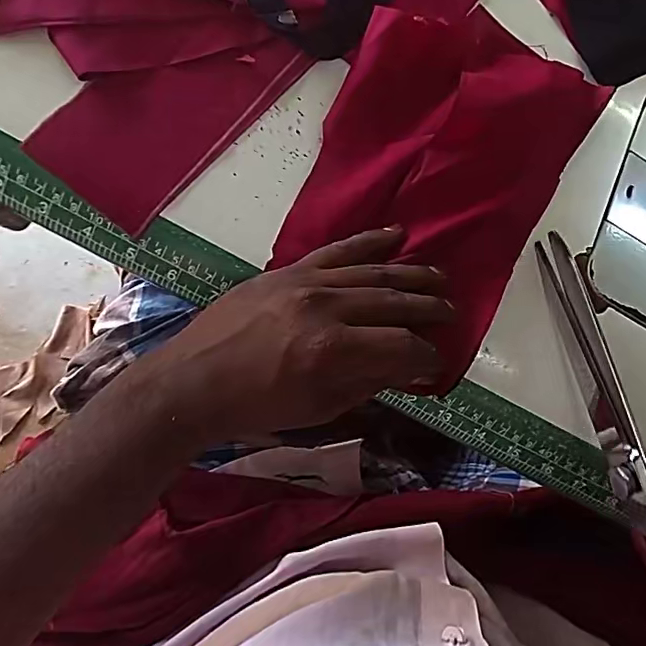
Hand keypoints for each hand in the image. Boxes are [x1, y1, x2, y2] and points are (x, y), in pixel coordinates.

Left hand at [127, 227, 452, 444]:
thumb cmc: (256, 406)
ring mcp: (307, 282)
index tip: (437, 361)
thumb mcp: (318, 409)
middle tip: (452, 313)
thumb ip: (367, 383)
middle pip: (393, 303)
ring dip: (411, 275)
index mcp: (333, 351)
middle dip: (429, 310)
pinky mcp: (291, 269)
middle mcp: (326, 308)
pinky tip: (397, 236)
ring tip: (439, 279)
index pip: (400, 346)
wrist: (193, 380)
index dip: (425, 356)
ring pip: (373, 272)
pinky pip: (338, 250)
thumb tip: (406, 367)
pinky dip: (370, 242)